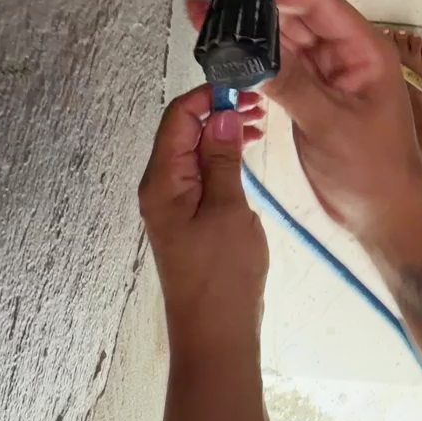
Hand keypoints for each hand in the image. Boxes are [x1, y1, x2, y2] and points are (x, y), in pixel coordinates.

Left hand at [137, 85, 268, 354]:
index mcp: (162, 180)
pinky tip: (247, 152)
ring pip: (195, 150)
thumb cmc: (222, 273)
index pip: (177, 118)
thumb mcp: (228, 208)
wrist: (215, 332)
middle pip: (184, 131)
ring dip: (224, 132)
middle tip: (260, 106)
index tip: (245, 88)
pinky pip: (202, 172)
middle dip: (218, 111)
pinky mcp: (190, 215)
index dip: (208, 96)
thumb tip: (221, 114)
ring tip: (260, 124)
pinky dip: (223, 156)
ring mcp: (175, 202)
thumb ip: (222, 159)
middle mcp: (161, 186)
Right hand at [187, 0, 421, 241]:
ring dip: (250, 35)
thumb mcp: (330, 124)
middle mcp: (346, 55)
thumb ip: (292, 84)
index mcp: (365, 50)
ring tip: (206, 23)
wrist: (382, 213)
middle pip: (298, 19)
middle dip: (256, 11)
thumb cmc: (371, 169)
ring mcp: (327, 76)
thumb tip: (250, 47)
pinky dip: (255, 62)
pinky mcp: (311, 96)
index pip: (321, 5)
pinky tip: (226, 56)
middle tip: (208, 5)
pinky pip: (280, 69)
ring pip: (285, 44)